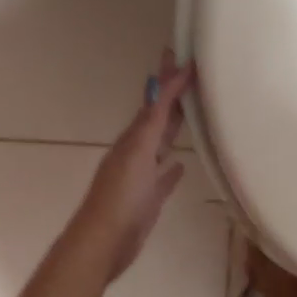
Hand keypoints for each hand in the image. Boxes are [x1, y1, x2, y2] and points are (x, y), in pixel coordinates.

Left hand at [63, 50, 194, 284]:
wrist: (104, 242)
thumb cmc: (121, 197)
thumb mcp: (138, 152)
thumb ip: (153, 120)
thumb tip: (165, 82)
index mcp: (133, 139)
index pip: (154, 101)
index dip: (166, 79)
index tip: (180, 54)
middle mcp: (137, 152)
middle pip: (157, 118)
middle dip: (171, 95)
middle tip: (187, 72)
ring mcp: (142, 176)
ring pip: (161, 145)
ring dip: (174, 128)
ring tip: (192, 111)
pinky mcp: (149, 200)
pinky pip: (163, 178)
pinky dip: (172, 168)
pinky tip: (182, 164)